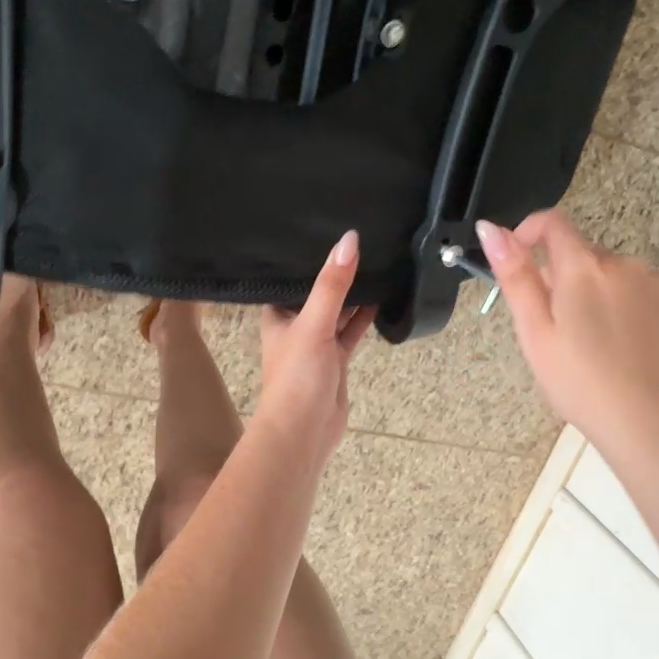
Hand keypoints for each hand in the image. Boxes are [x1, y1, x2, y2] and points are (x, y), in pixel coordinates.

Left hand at [252, 230, 375, 468]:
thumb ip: (332, 283)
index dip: (309, 255)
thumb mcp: (314, 322)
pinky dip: (364, 317)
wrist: (304, 431)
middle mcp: (294, 325)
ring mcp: (316, 343)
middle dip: (335, 272)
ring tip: (376, 259)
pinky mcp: (335, 360)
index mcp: (277, 314)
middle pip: (317, 292)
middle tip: (361, 238)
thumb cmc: (297, 375)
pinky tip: (381, 296)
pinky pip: (350, 331)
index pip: (292, 277)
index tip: (329, 227)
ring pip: (337, 311)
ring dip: (353, 293)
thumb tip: (349, 239)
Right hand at [476, 211, 658, 454]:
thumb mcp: (536, 334)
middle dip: (565, 281)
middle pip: (584, 256)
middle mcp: (626, 264)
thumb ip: (515, 276)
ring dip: (600, 296)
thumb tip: (489, 227)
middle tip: (559, 334)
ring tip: (598, 350)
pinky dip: (631, 311)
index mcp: (584, 268)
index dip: (528, 232)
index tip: (519, 263)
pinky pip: (647, 295)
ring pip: (616, 278)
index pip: (553, 222)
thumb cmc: (585, 385)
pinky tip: (630, 353)